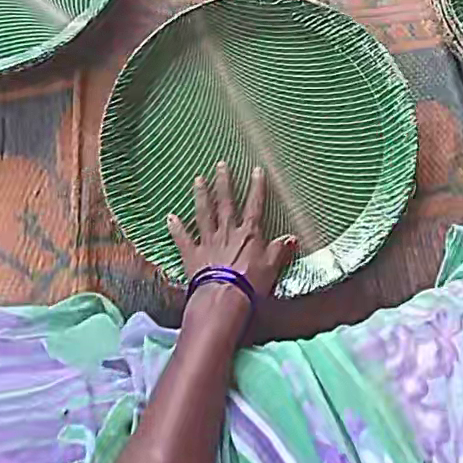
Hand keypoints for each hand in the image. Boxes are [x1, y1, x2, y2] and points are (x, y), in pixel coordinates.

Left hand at [166, 162, 297, 332]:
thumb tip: (292, 238)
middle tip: (220, 164)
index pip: (255, 206)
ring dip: (201, 196)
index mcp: (248, 234)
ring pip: (204, 214)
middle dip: (224, 183)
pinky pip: (183, 239)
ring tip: (198, 179)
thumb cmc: (251, 284)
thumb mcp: (272, 267)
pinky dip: (176, 228)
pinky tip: (170, 217)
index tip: (256, 170)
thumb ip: (280, 250)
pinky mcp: (192, 254)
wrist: (223, 298)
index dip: (257, 187)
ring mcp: (208, 241)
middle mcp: (227, 232)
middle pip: (225, 203)